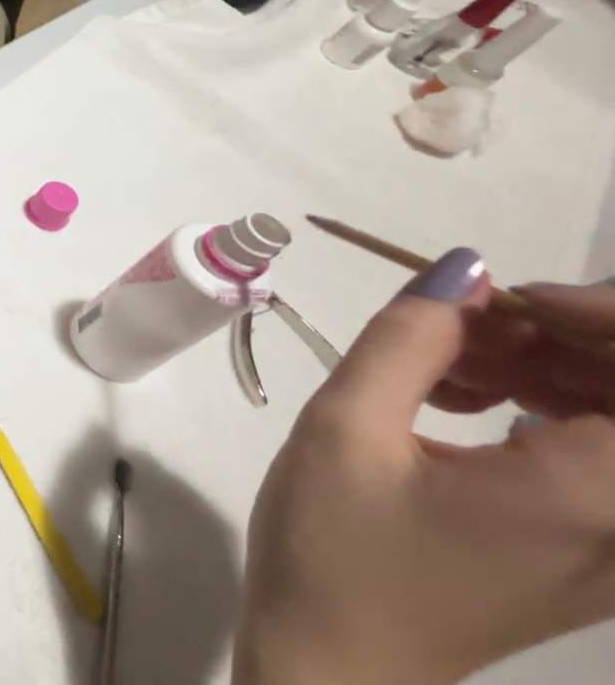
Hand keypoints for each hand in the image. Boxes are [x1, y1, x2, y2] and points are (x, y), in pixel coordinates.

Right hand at [236, 250, 614, 684]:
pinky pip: (596, 455)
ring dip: (543, 369)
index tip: (496, 296)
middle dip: (557, 337)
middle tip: (449, 325)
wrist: (333, 659)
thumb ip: (404, 345)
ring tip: (437, 365)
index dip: (598, 314)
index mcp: (594, 494)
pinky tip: (452, 402)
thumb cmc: (333, 548)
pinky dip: (539, 409)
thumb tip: (457, 274)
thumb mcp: (344, 431)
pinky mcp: (593, 549)